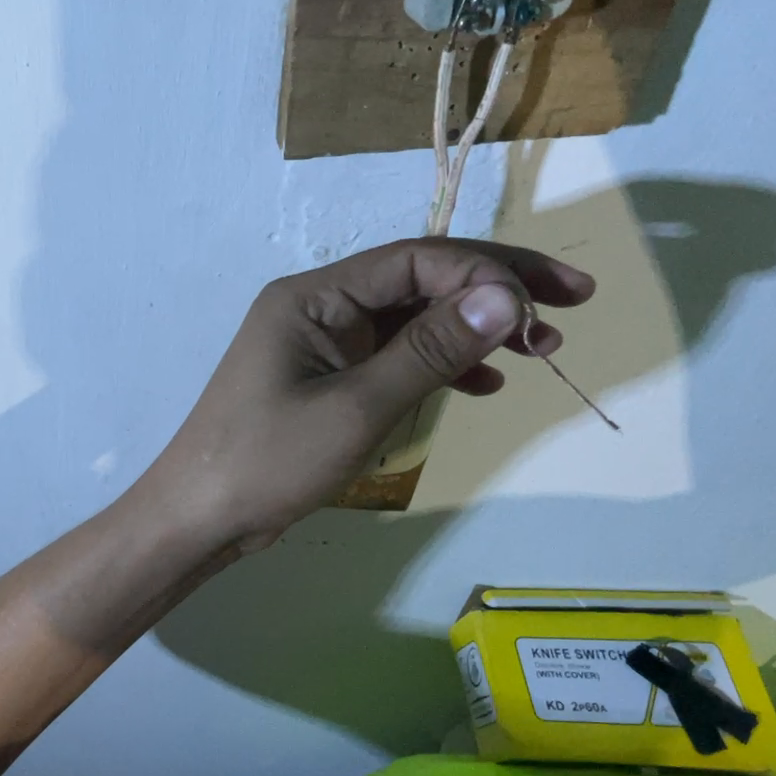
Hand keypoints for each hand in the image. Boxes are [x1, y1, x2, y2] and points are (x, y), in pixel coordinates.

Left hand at [136, 238, 595, 556]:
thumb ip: (428, 350)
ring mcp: (318, 344)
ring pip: (408, 321)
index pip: (412, 259)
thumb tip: (503, 293)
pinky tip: (484, 382)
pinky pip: (390, 357)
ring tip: (541, 349)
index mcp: (311, 296)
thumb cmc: (268, 459)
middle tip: (573, 302)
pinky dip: (436, 365)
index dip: (485, 272)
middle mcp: (314, 308)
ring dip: (471, 330)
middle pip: (415, 281)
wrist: (201, 516)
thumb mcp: (356, 406)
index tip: (544, 309)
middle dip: (491, 289)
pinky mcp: (324, 379)